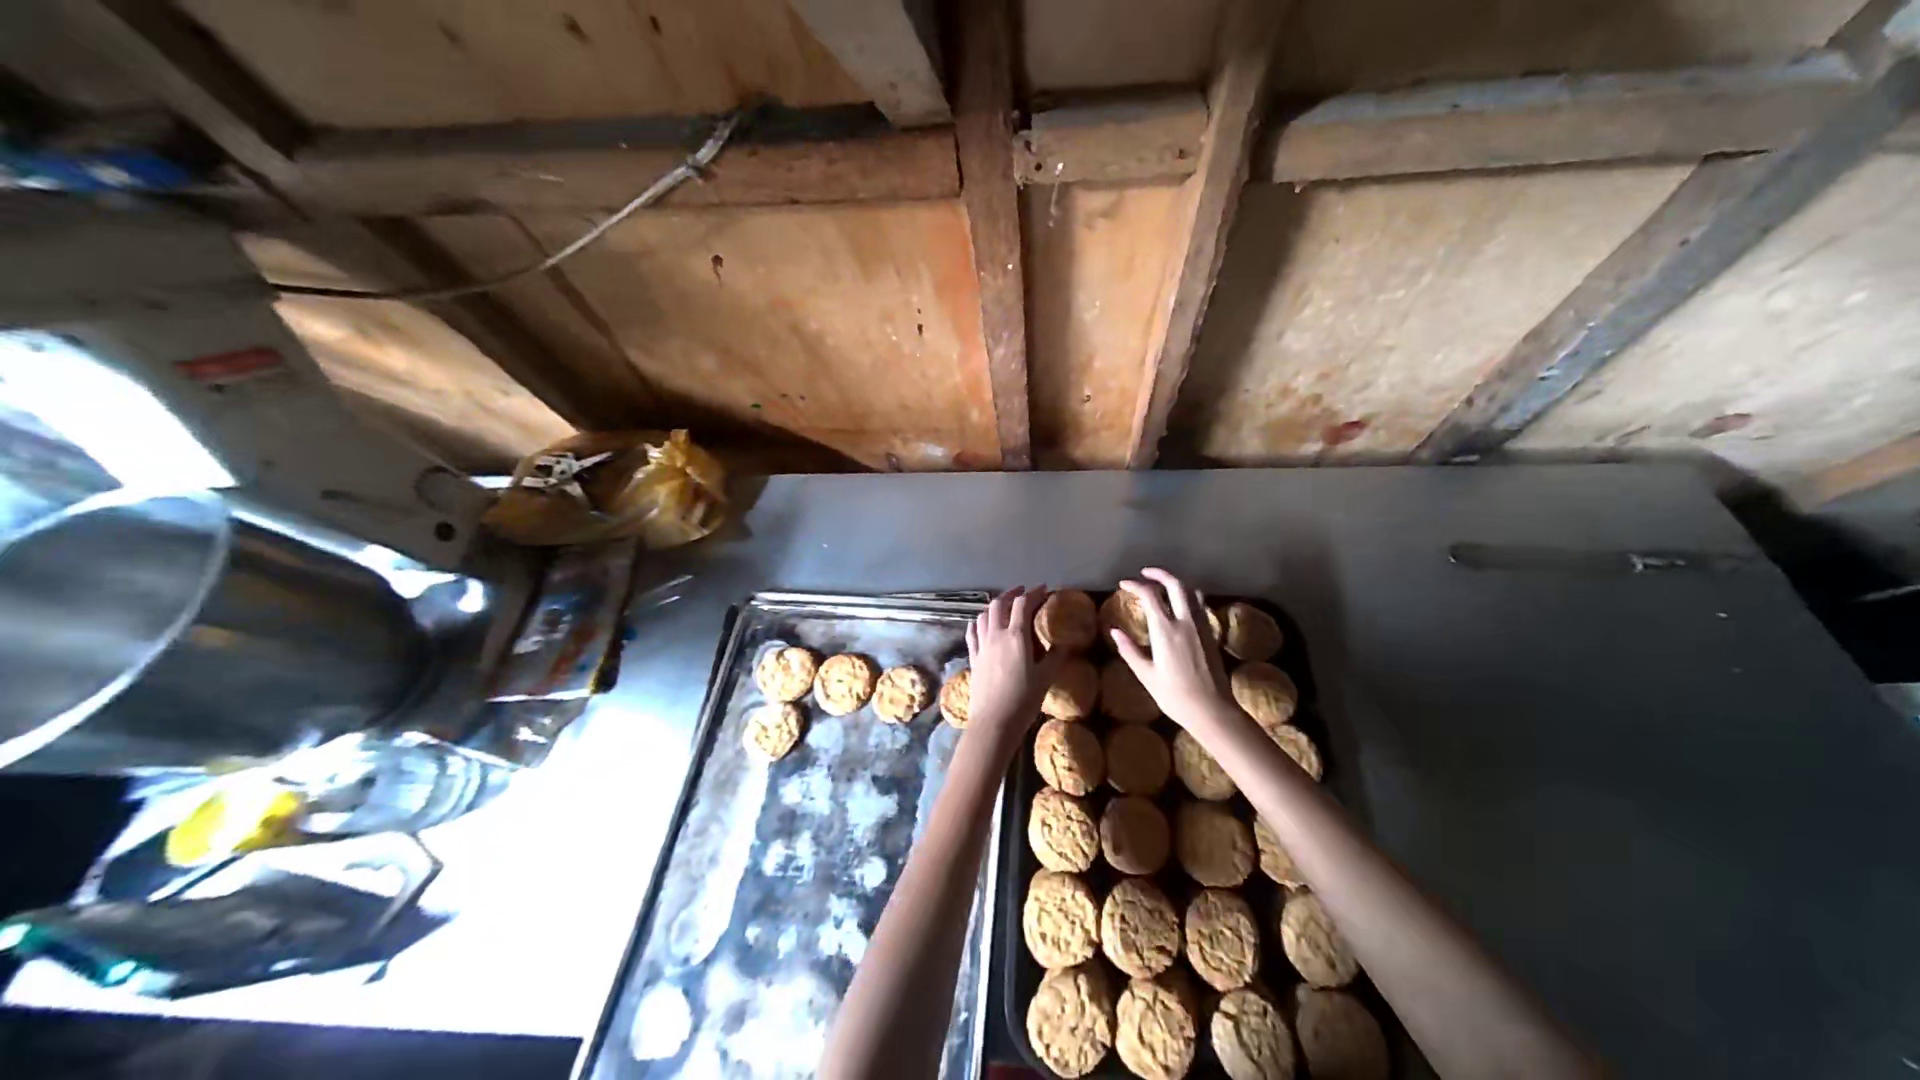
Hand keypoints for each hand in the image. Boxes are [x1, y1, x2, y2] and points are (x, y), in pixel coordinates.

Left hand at [964, 586, 1064, 737]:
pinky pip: (972, 632)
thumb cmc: (1023, 700)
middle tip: (1023, 592)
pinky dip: (979, 622)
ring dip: (995, 605)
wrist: (994, 722)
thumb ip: (1056, 657)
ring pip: (983, 615)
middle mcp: (996, 635)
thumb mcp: (1046, 678)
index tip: (1044, 589)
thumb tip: (1067, 644)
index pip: (1023, 604)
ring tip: (1005, 606)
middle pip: (999, 604)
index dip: (1034, 593)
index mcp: (1016, 636)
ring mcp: (981, 646)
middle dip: (1011, 593)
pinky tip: (982, 624)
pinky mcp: (973, 657)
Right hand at [1109, 568, 1230, 728]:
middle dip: (1159, 574)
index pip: (1149, 595)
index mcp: (1165, 631)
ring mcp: (1201, 626)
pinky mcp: (1211, 634)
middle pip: (1175, 585)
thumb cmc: (1174, 696)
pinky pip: (1200, 605)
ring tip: (1162, 585)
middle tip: (1145, 573)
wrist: (1212, 710)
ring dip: (1175, 583)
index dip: (1135, 585)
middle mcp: (1185, 622)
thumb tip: (1114, 631)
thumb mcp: (1146, 675)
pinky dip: (1188, 597)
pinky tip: (1181, 605)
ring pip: (1191, 592)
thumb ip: (1129, 650)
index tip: (1123, 585)